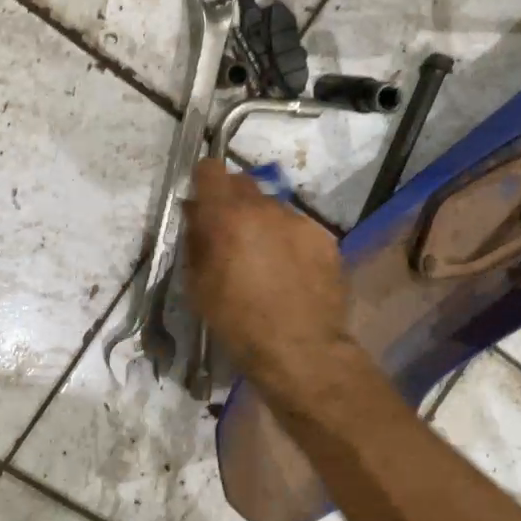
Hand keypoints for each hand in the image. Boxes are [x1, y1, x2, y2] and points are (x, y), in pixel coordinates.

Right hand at [183, 160, 356, 395]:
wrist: (301, 350)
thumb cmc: (237, 321)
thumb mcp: (197, 284)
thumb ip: (196, 241)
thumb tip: (197, 216)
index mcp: (227, 215)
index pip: (210, 169)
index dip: (203, 181)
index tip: (202, 201)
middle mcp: (264, 208)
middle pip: (243, 183)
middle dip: (232, 201)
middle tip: (230, 233)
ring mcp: (299, 222)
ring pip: (272, 208)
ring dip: (263, 223)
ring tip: (265, 259)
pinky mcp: (325, 239)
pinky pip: (298, 229)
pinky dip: (289, 242)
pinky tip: (290, 272)